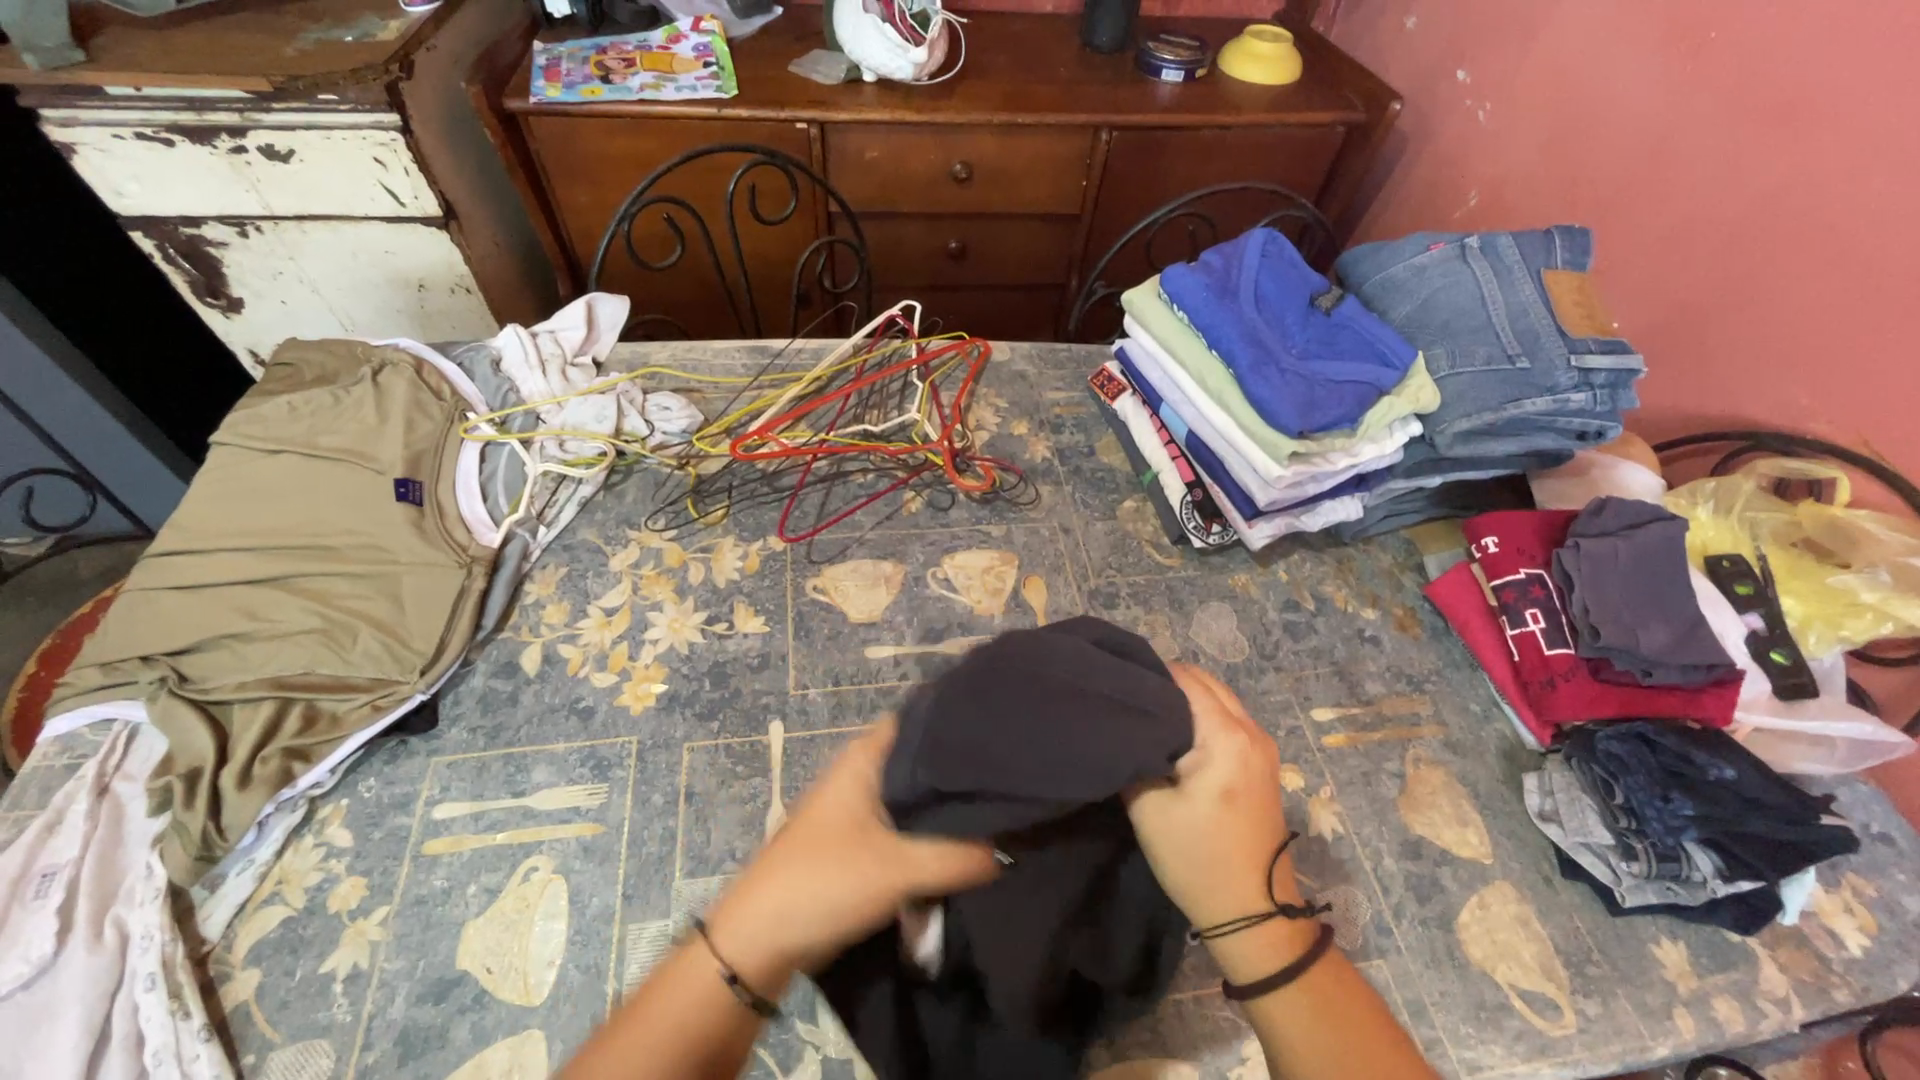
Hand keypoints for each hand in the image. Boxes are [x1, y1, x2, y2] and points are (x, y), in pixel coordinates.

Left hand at [704, 718, 1000, 985]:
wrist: (760, 942)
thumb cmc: (824, 882)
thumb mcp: (898, 868)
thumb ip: (959, 856)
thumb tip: (1008, 849)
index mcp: (864, 759)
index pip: (920, 721)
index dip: (959, 722)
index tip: (1004, 731)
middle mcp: (863, 777)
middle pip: (923, 765)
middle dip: (962, 775)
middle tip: (1015, 781)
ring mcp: (861, 813)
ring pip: (916, 803)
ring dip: (949, 813)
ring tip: (1005, 812)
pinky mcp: (862, 849)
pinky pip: (908, 834)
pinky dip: (935, 840)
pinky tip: (972, 850)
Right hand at [1125, 665, 1307, 932]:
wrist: (1254, 913)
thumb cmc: (1197, 858)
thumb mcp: (1148, 807)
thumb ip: (1133, 753)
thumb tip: (1122, 723)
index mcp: (1226, 736)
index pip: (1184, 678)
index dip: (1148, 675)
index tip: (1115, 686)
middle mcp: (1251, 731)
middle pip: (1206, 683)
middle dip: (1166, 683)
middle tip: (1126, 699)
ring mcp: (1263, 747)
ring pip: (1219, 700)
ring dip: (1185, 701)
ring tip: (1144, 717)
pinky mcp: (1262, 764)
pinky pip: (1229, 721)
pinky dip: (1202, 717)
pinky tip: (1172, 737)